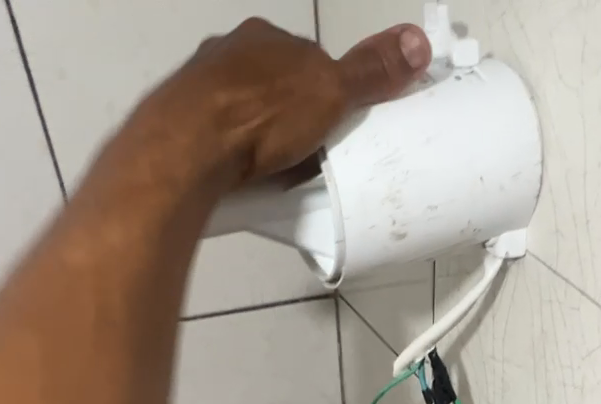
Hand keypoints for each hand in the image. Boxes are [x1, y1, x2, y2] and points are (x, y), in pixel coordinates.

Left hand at [150, 18, 431, 184]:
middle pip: (276, 83)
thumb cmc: (263, 114)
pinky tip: (241, 170)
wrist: (190, 145)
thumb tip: (419, 40)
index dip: (328, 91)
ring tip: (274, 167)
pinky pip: (218, 130)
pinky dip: (233, 147)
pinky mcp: (182, 117)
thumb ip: (371, 72)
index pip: (310, 59)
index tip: (336, 125)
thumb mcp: (331, 93)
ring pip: (243, 105)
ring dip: (260, 130)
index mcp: (269, 36)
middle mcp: (233, 50)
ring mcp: (203, 82)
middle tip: (307, 153)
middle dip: (291, 112)